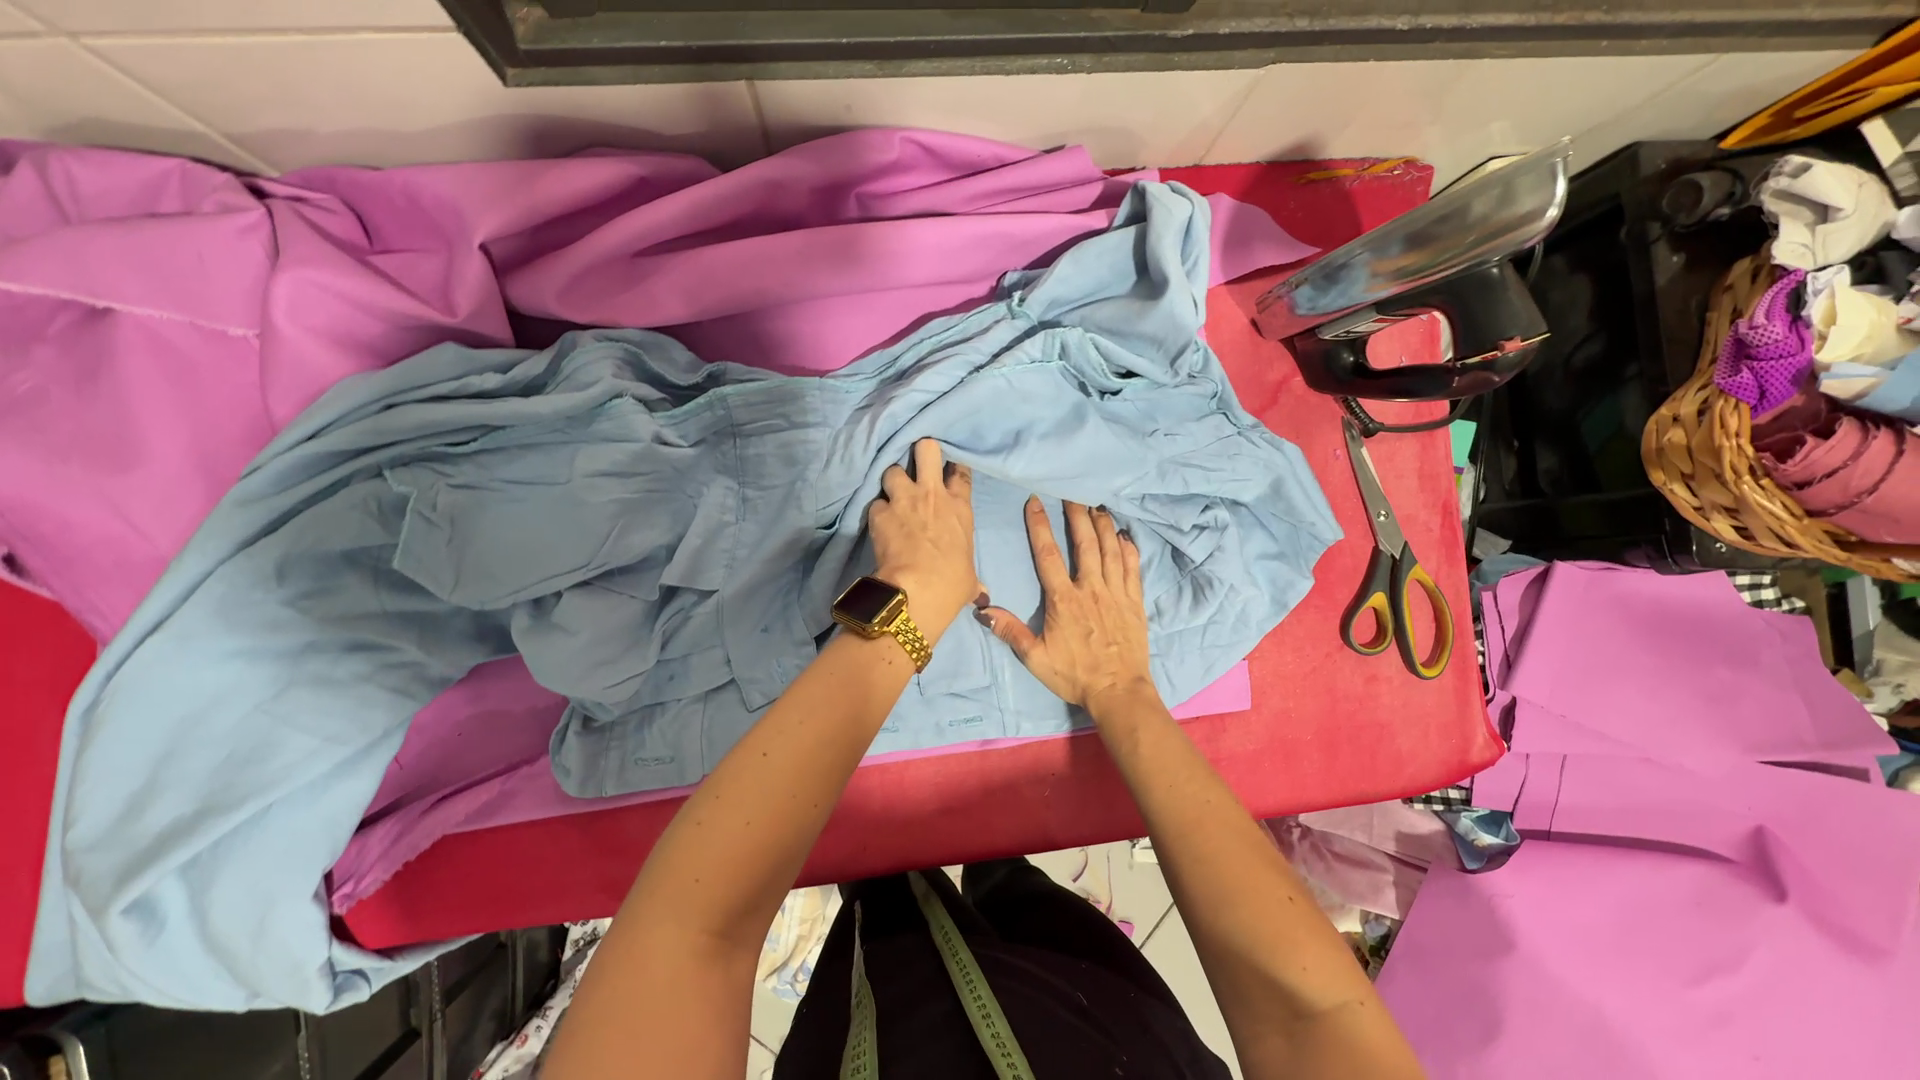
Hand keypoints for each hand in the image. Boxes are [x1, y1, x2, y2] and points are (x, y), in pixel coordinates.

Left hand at [868, 439, 983, 641]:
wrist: (919, 588)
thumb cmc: (952, 583)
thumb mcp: (969, 577)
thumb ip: (973, 578)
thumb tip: (981, 592)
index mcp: (959, 507)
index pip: (960, 471)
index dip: (953, 466)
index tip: (948, 469)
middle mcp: (932, 494)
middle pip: (926, 449)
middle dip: (920, 451)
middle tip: (915, 461)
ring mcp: (904, 499)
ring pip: (892, 470)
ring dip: (891, 481)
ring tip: (890, 493)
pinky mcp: (879, 512)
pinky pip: (874, 503)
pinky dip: (875, 511)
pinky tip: (876, 521)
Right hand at [979, 498, 1156, 709]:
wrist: (1119, 691)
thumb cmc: (1075, 676)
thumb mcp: (1035, 658)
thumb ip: (1010, 631)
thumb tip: (982, 609)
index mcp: (1064, 600)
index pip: (1048, 554)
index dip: (1040, 525)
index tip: (1036, 502)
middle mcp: (1091, 589)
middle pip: (1084, 543)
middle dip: (1077, 514)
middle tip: (1073, 493)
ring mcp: (1116, 593)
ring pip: (1110, 549)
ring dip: (1102, 525)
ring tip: (1096, 506)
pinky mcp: (1135, 601)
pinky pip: (1132, 567)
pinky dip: (1128, 548)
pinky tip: (1123, 535)